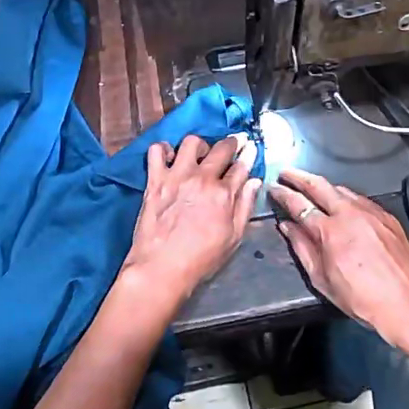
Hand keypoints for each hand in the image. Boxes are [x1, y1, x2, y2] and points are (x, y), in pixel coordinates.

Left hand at [119, 135, 260, 308]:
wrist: (161, 267)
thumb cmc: (201, 258)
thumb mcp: (233, 238)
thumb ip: (245, 206)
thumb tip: (254, 182)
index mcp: (224, 194)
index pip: (241, 165)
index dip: (248, 155)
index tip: (250, 148)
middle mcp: (202, 179)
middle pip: (221, 148)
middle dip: (232, 143)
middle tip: (233, 144)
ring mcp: (176, 176)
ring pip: (191, 142)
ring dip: (200, 145)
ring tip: (200, 155)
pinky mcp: (155, 180)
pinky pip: (156, 151)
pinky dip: (164, 149)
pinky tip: (170, 157)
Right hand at [270, 168, 408, 341]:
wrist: (406, 303)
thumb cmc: (363, 299)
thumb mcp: (322, 279)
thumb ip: (302, 248)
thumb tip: (289, 228)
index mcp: (329, 230)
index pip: (299, 203)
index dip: (283, 193)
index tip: (274, 188)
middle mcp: (350, 214)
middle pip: (319, 184)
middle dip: (299, 176)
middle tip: (287, 173)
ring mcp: (372, 212)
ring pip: (342, 189)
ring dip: (323, 186)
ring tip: (311, 186)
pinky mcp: (387, 217)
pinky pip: (361, 200)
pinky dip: (346, 198)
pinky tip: (342, 204)